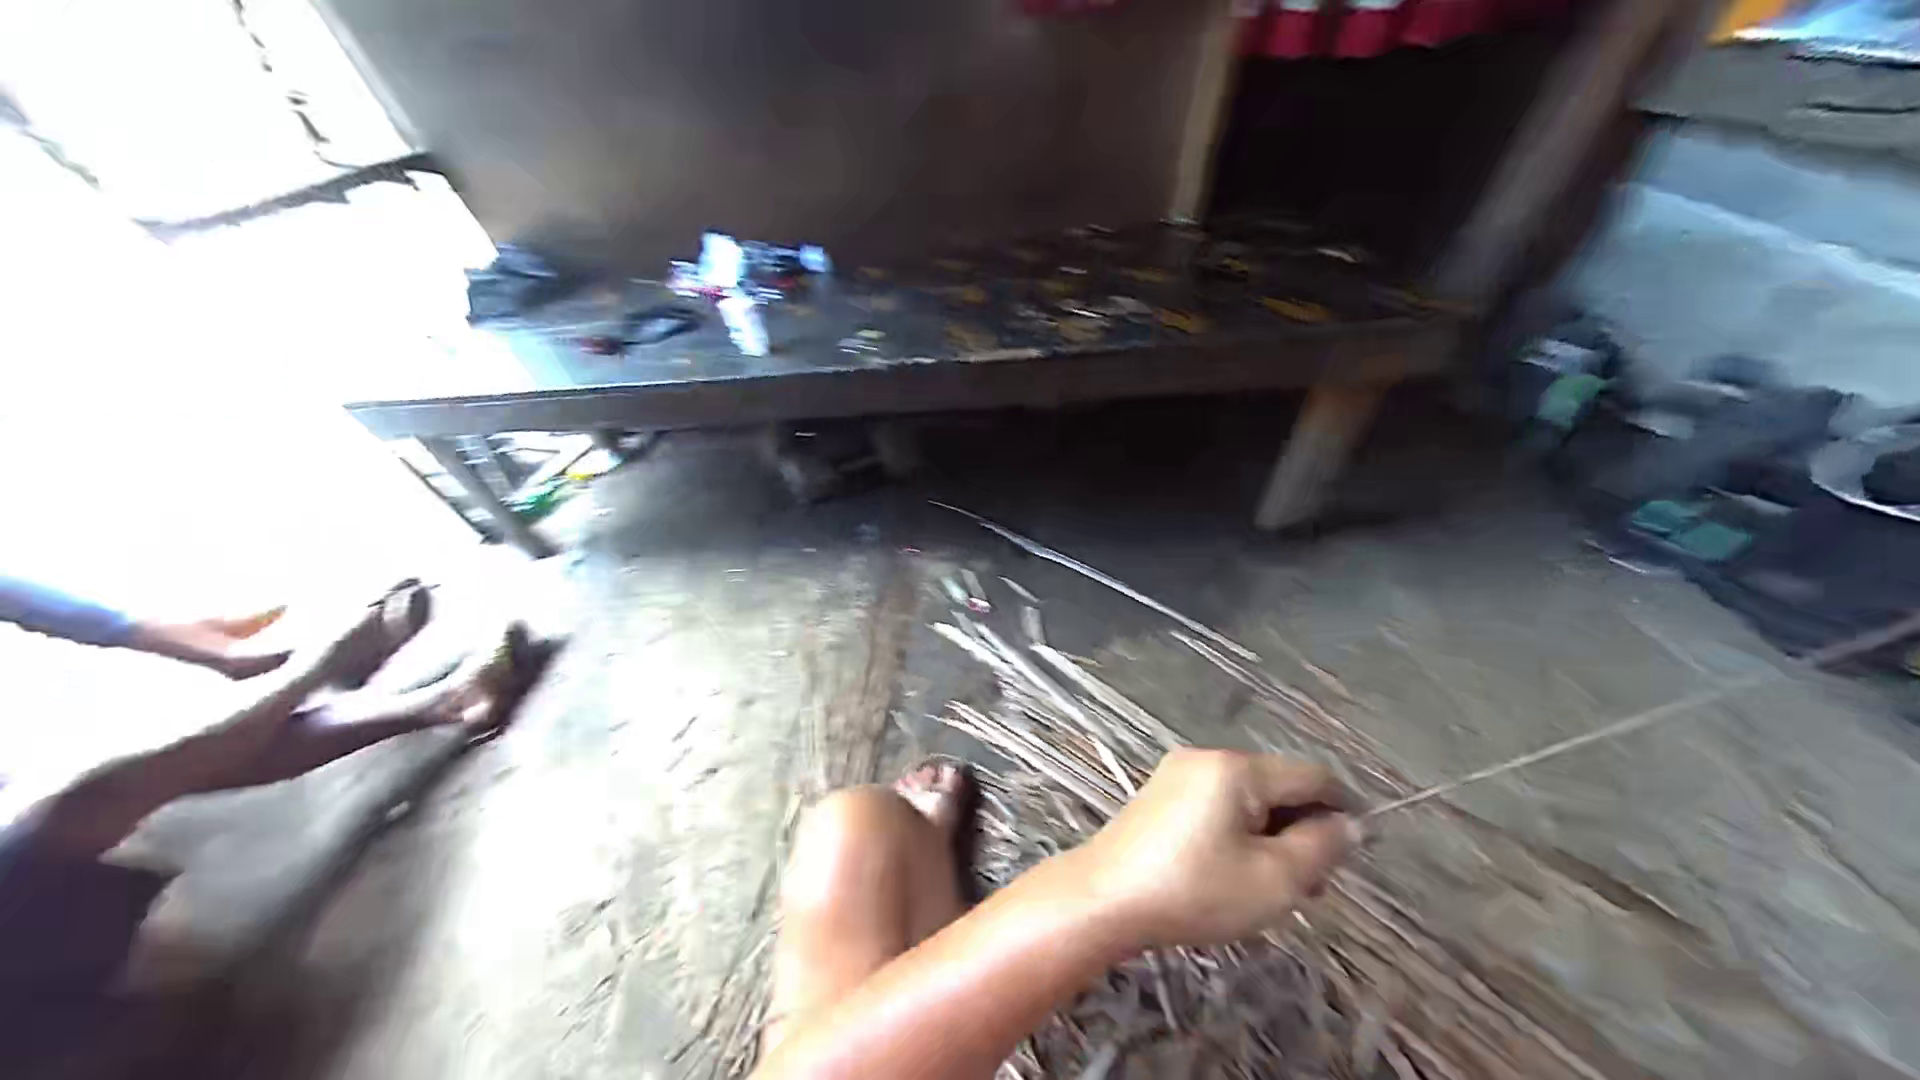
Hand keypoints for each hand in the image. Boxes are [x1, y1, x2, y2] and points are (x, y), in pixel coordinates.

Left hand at [1071, 749, 1356, 948]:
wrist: (1106, 896)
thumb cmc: (1195, 889)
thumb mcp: (1274, 879)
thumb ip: (1320, 847)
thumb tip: (1349, 824)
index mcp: (1235, 768)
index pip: (1311, 775)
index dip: (1339, 811)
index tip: (1346, 857)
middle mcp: (1205, 758)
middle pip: (1277, 785)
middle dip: (1301, 830)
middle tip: (1307, 887)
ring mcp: (1177, 773)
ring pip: (1247, 798)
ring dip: (1271, 837)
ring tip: (1272, 888)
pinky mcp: (1161, 795)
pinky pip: (1216, 804)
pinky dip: (1238, 833)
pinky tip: (1235, 873)